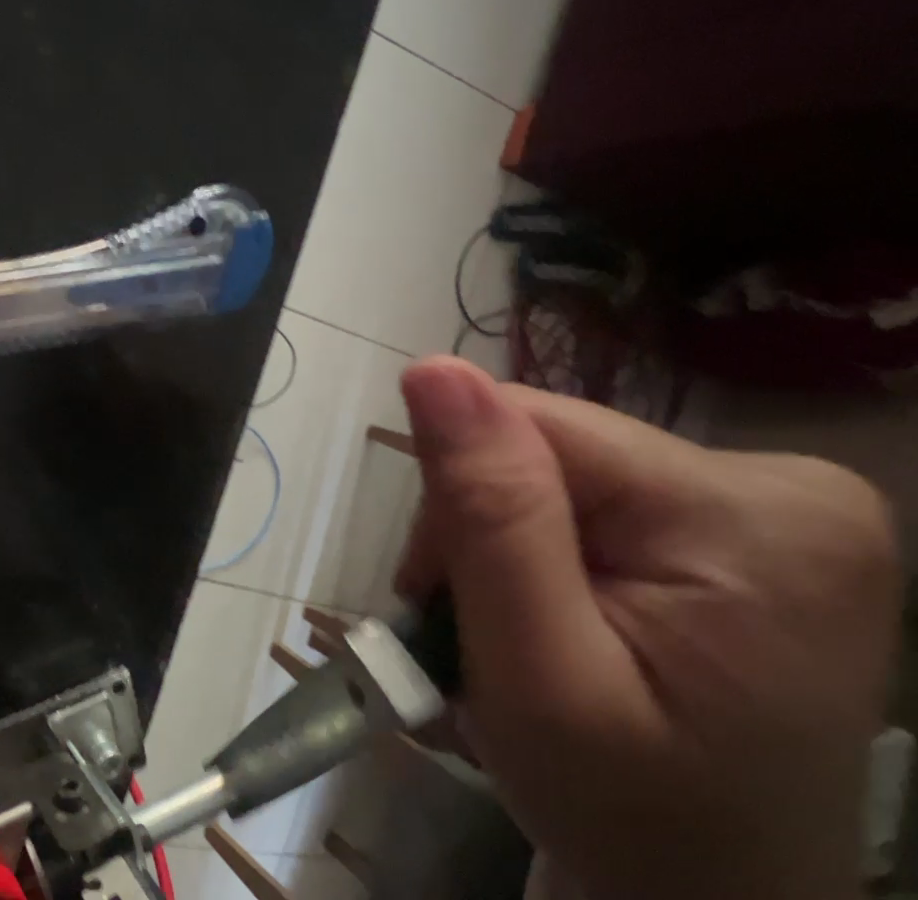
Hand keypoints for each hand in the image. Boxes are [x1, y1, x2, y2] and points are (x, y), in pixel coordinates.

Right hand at [395, 357, 898, 899]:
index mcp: (749, 516)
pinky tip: (557, 619)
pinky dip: (544, 555)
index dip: (457, 503)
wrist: (704, 896)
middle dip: (481, 534)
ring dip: (504, 547)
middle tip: (481, 635)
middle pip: (546, 449)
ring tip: (515, 639)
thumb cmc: (623, 809)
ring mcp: (776, 506)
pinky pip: (592, 498)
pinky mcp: (746, 529)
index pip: (533, 429)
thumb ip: (489, 518)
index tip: (443, 599)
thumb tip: (432, 370)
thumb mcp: (536, 673)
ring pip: (557, 472)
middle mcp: (785, 486)